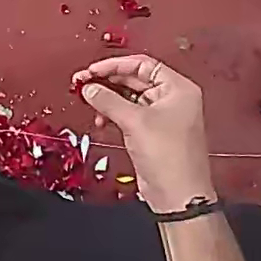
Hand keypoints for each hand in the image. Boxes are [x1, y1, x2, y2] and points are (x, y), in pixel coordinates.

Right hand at [75, 55, 215, 213]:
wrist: (178, 196)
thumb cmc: (169, 156)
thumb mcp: (135, 122)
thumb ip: (109, 100)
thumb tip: (89, 87)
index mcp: (177, 88)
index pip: (143, 65)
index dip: (115, 65)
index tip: (92, 71)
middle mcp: (171, 98)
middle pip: (135, 79)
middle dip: (108, 81)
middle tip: (83, 83)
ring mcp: (162, 115)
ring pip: (129, 97)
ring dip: (108, 99)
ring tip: (88, 101)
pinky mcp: (151, 131)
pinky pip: (129, 114)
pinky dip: (113, 114)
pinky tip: (100, 119)